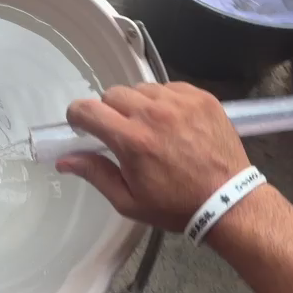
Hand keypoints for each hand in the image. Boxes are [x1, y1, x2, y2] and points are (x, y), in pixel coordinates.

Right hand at [56, 83, 255, 232]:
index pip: (87, 109)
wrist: (228, 201)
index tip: (83, 127)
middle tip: (121, 133)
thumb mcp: (128, 201)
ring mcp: (179, 102)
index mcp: (131, 140)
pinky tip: (171, 122)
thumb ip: (95, 174)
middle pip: (112, 94)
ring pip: (140, 88)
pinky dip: (163, 101)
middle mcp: (153, 113)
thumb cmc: (176, 205)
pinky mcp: (200, 97)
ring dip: (137, 104)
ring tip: (150, 127)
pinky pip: (168, 87)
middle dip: (109, 112)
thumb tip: (64, 160)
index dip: (78, 117)